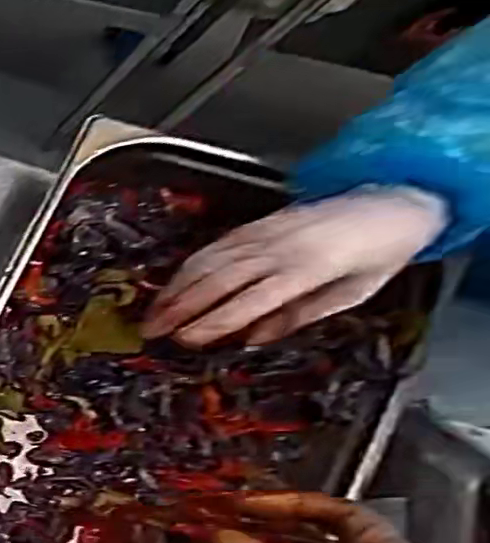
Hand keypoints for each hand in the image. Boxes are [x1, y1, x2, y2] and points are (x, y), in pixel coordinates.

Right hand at [140, 187, 445, 347]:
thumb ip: (300, 315)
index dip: (213, 323)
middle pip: (215, 283)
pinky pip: (204, 252)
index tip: (186, 341)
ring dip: (170, 293)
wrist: (392, 202)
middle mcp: (277, 251)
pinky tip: (166, 290)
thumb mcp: (353, 292)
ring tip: (150, 315)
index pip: (249, 302)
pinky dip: (179, 273)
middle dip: (178, 310)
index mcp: (309, 270)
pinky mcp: (246, 228)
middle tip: (150, 332)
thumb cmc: (377, 255)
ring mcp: (258, 236)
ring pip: (202, 266)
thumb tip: (252, 338)